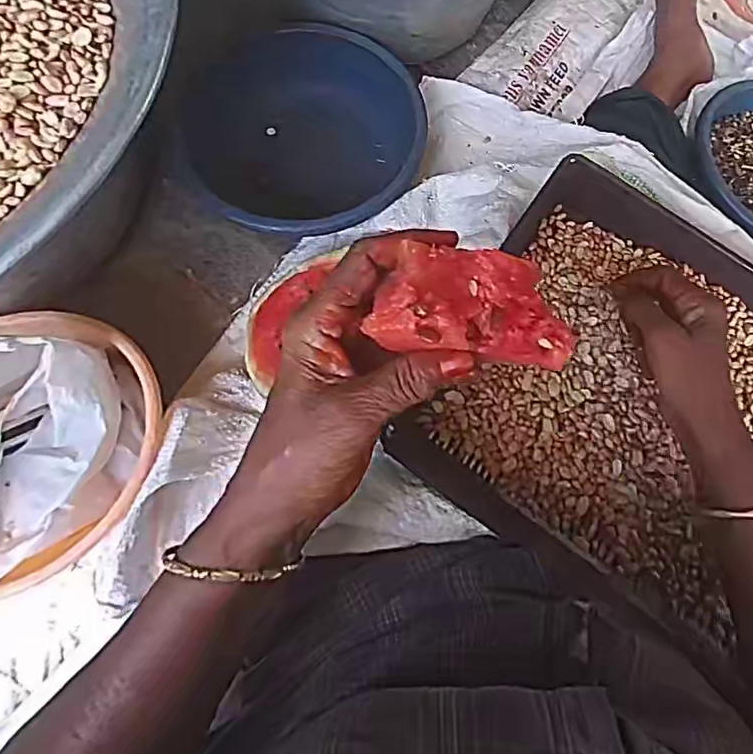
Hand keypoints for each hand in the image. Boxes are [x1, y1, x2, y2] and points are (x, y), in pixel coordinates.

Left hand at [186, 231, 475, 567]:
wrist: (275, 509)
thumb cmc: (295, 457)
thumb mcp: (355, 411)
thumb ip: (409, 380)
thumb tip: (465, 357)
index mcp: (317, 321)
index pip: (364, 261)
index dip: (406, 245)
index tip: (448, 245)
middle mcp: (334, 328)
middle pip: (387, 285)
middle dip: (430, 278)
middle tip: (473, 279)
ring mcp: (352, 352)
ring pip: (400, 318)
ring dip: (437, 314)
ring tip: (477, 311)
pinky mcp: (368, 377)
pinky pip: (406, 350)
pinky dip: (434, 348)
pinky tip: (463, 349)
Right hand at [612, 267, 752, 509]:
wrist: (705, 427)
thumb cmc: (687, 382)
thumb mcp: (661, 338)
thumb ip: (643, 308)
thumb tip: (625, 293)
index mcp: (702, 304)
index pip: (665, 276)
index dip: (636, 279)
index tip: (612, 289)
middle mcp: (701, 314)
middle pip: (662, 292)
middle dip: (637, 299)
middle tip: (615, 309)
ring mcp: (694, 335)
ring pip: (659, 314)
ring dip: (639, 319)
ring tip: (627, 333)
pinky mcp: (684, 354)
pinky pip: (659, 334)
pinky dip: (645, 337)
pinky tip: (639, 352)